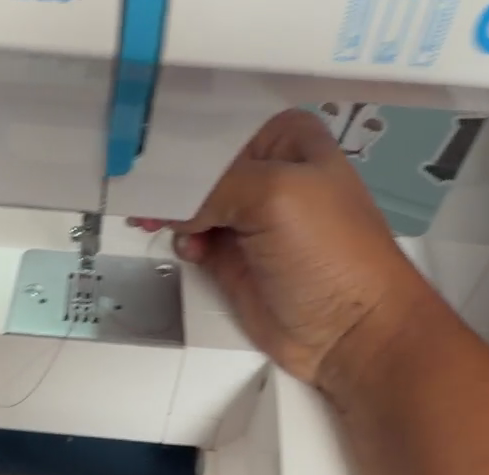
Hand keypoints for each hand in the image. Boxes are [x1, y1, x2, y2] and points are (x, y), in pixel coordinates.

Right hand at [133, 109, 438, 390]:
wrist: (346, 331)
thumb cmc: (328, 253)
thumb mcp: (275, 193)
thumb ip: (215, 186)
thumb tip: (169, 203)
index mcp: (286, 140)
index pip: (219, 130)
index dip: (182, 143)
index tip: (144, 155)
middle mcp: (266, 174)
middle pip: (199, 167)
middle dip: (169, 181)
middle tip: (142, 194)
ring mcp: (248, 219)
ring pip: (190, 205)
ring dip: (171, 214)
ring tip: (160, 224)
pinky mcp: (231, 258)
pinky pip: (192, 240)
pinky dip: (182, 242)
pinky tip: (190, 251)